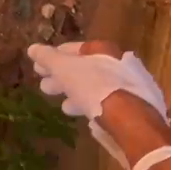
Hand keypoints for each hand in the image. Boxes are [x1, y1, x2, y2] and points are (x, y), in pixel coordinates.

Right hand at [26, 39, 170, 169]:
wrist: (132, 121)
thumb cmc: (94, 86)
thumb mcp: (63, 68)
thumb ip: (47, 57)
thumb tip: (32, 48)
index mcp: (103, 50)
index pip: (73, 49)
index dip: (54, 57)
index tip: (41, 67)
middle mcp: (120, 64)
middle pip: (84, 69)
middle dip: (63, 78)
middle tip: (45, 87)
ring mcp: (132, 88)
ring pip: (96, 87)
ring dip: (77, 94)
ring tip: (63, 106)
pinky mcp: (138, 109)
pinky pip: (108, 103)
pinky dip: (93, 106)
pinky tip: (85, 114)